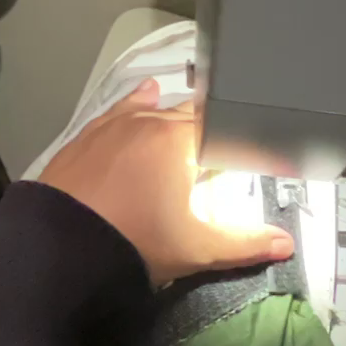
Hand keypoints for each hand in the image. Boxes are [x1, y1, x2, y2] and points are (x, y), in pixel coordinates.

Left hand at [40, 79, 294, 284]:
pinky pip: (119, 111)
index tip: (248, 157)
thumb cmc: (135, 242)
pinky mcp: (84, 137)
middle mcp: (146, 121)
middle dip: (207, 128)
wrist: (58, 249)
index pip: (221, 124)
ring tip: (190, 115)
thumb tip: (287, 244)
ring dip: (173, 114)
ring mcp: (110, 125)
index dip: (238, 137)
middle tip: (219, 151)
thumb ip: (245, 244)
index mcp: (179, 140)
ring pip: (152, 107)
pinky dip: (137, 105)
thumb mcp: (195, 249)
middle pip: (188, 114)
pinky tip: (143, 96)